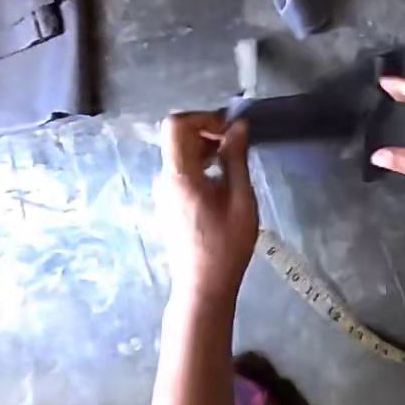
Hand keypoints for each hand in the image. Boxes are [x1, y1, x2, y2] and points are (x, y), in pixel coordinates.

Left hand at [157, 112, 257, 303]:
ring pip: (180, 153)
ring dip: (206, 148)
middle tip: (237, 145)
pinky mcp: (169, 203)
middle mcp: (164, 180)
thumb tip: (239, 126)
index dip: (203, 118)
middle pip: (177, 137)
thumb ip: (236, 158)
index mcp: (179, 176)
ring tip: (234, 164)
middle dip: (208, 131)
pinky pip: (182, 170)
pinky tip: (223, 182)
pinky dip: (202, 164)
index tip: (229, 131)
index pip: (176, 125)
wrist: (204, 286)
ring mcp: (163, 192)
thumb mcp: (241, 199)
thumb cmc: (227, 245)